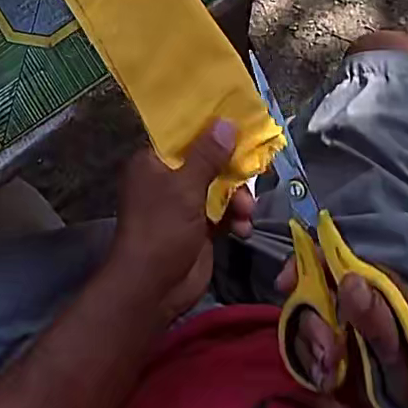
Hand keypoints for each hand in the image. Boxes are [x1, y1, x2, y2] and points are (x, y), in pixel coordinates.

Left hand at [105, 119, 256, 320]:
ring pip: (220, 187)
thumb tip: (227, 123)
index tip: (237, 119)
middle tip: (254, 169)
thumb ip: (208, 155)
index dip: (209, 126)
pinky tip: (243, 228)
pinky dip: (236, 217)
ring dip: (238, 197)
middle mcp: (168, 178)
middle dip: (232, 168)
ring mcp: (184, 203)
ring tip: (247, 210)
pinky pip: (224, 212)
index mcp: (153, 162)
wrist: (154, 288)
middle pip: (206, 160)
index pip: (182, 134)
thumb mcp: (185, 187)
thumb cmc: (161, 228)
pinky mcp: (199, 226)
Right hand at [275, 259, 407, 407]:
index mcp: (374, 292)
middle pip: (308, 304)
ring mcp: (344, 344)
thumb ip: (377, 320)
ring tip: (334, 391)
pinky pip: (313, 378)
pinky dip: (323, 401)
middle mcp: (353, 312)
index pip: (327, 261)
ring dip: (313, 367)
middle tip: (328, 362)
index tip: (285, 287)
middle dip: (310, 333)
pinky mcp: (340, 377)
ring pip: (304, 341)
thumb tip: (347, 279)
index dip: (301, 267)